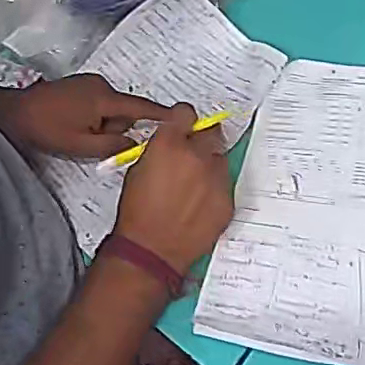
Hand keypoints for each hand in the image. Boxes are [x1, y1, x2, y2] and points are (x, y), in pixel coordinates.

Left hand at [0, 74, 167, 158]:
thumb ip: (113, 145)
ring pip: (111, 111)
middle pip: (124, 112)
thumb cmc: (46, 129)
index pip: (141, 108)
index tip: (183, 116)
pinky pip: (99, 105)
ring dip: (101, 125)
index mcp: (104, 98)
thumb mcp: (82, 145)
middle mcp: (101, 85)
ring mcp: (90, 83)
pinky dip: (93, 117)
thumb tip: (135, 144)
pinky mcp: (81, 85)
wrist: (13, 113)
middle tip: (88, 140)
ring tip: (75, 132)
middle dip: (114, 129)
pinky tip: (72, 124)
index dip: (162, 115)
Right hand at [113, 102, 232, 270]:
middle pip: (212, 132)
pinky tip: (199, 205)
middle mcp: (197, 156)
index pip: (186, 114)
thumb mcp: (137, 170)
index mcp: (169, 144)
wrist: (151, 250)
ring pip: (221, 160)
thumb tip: (170, 144)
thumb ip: (159, 150)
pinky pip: (226, 186)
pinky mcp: (227, 200)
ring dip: (211, 167)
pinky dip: (215, 191)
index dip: (184, 120)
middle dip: (203, 140)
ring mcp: (216, 178)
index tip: (185, 125)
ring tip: (194, 187)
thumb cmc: (138, 215)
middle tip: (194, 154)